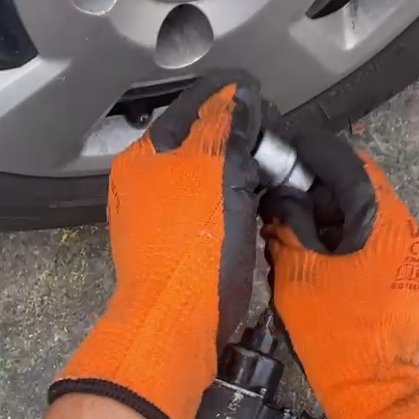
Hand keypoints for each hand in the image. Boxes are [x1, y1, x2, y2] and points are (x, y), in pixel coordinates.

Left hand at [50, 75, 264, 418]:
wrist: (177, 324)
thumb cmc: (194, 248)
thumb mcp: (216, 170)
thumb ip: (226, 125)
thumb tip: (239, 94)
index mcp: (146, 155)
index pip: (195, 104)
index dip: (234, 99)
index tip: (267, 105)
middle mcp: (145, 182)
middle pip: (198, 140)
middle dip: (238, 137)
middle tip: (274, 143)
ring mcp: (156, 218)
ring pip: (204, 176)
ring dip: (237, 171)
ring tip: (270, 173)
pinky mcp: (174, 249)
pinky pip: (206, 209)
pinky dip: (231, 202)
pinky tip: (253, 208)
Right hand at [261, 131, 418, 418]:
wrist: (373, 387)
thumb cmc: (335, 330)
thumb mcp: (297, 275)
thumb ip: (287, 230)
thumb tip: (279, 204)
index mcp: (385, 219)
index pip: (352, 163)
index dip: (315, 159)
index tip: (287, 165)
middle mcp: (412, 230)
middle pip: (364, 192)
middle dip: (323, 195)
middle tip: (286, 204)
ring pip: (372, 222)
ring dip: (338, 223)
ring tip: (301, 235)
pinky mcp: (415, 280)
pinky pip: (381, 247)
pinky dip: (353, 245)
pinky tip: (325, 261)